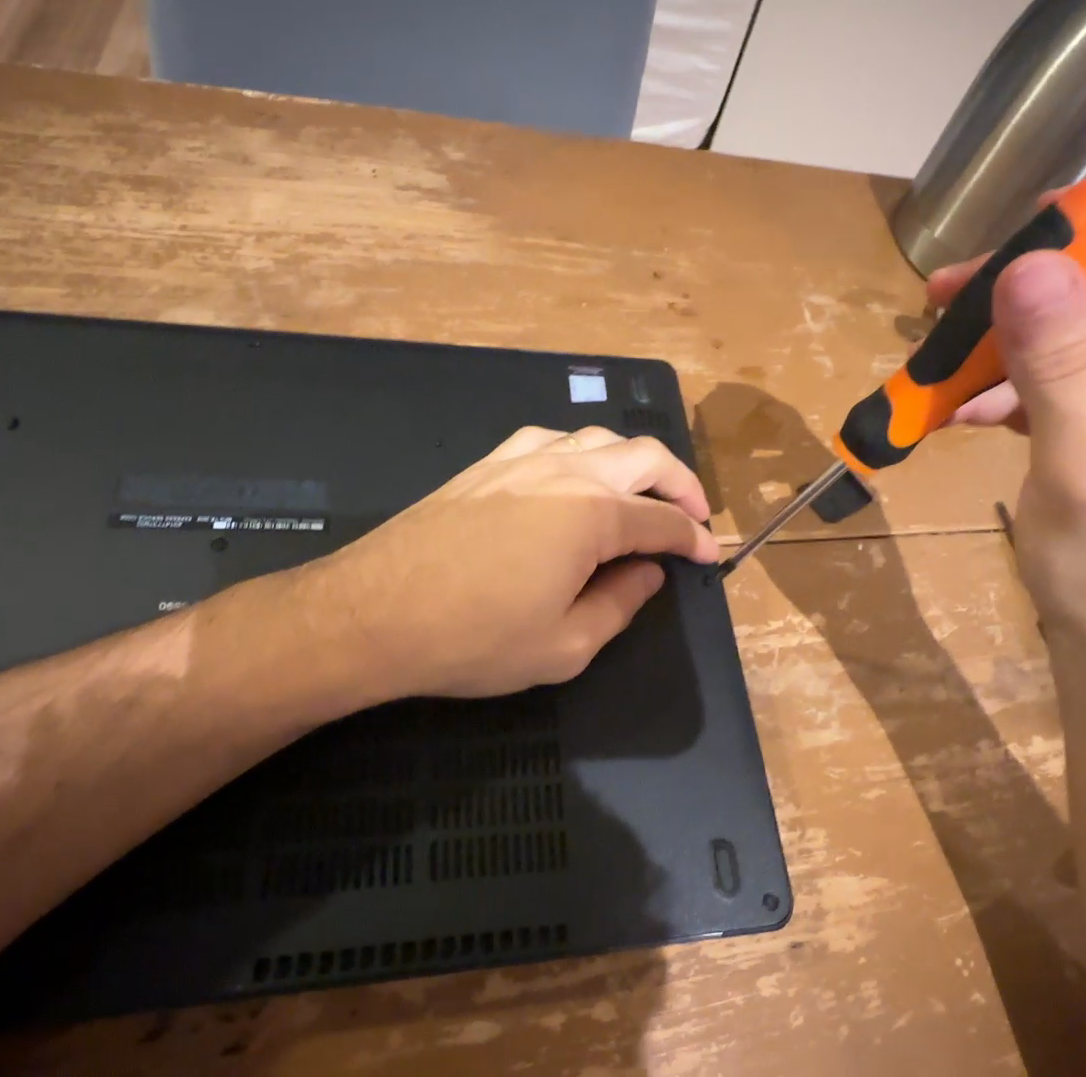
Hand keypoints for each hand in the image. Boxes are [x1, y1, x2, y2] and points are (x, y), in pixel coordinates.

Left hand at [201, 426, 720, 708]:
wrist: (374, 613)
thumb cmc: (475, 640)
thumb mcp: (564, 647)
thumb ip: (619, 606)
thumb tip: (648, 574)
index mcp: (592, 515)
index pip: (663, 520)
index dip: (695, 539)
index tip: (710, 555)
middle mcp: (565, 471)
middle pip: (643, 456)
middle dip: (681, 483)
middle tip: (693, 515)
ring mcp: (521, 459)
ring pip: (597, 437)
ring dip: (632, 461)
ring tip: (641, 493)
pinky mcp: (486, 464)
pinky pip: (550, 438)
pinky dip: (581, 452)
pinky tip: (575, 476)